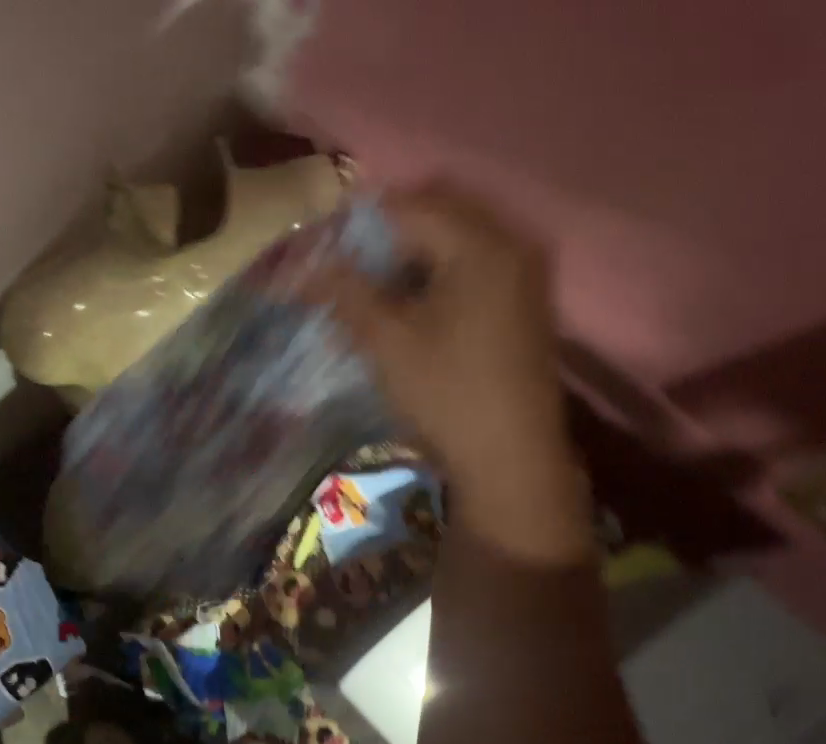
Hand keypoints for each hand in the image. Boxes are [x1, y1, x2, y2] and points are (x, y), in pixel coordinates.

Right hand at [309, 183, 591, 561]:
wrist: (508, 453)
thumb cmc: (444, 390)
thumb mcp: (385, 339)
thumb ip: (346, 293)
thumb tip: (307, 267)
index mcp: (480, 246)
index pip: (410, 207)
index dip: (357, 223)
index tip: (317, 247)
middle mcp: (509, 247)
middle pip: (433, 220)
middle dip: (378, 239)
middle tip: (334, 270)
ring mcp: (518, 277)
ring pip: (447, 247)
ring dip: (399, 263)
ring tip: (357, 294)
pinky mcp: (515, 306)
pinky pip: (463, 272)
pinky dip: (424, 281)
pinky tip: (394, 312)